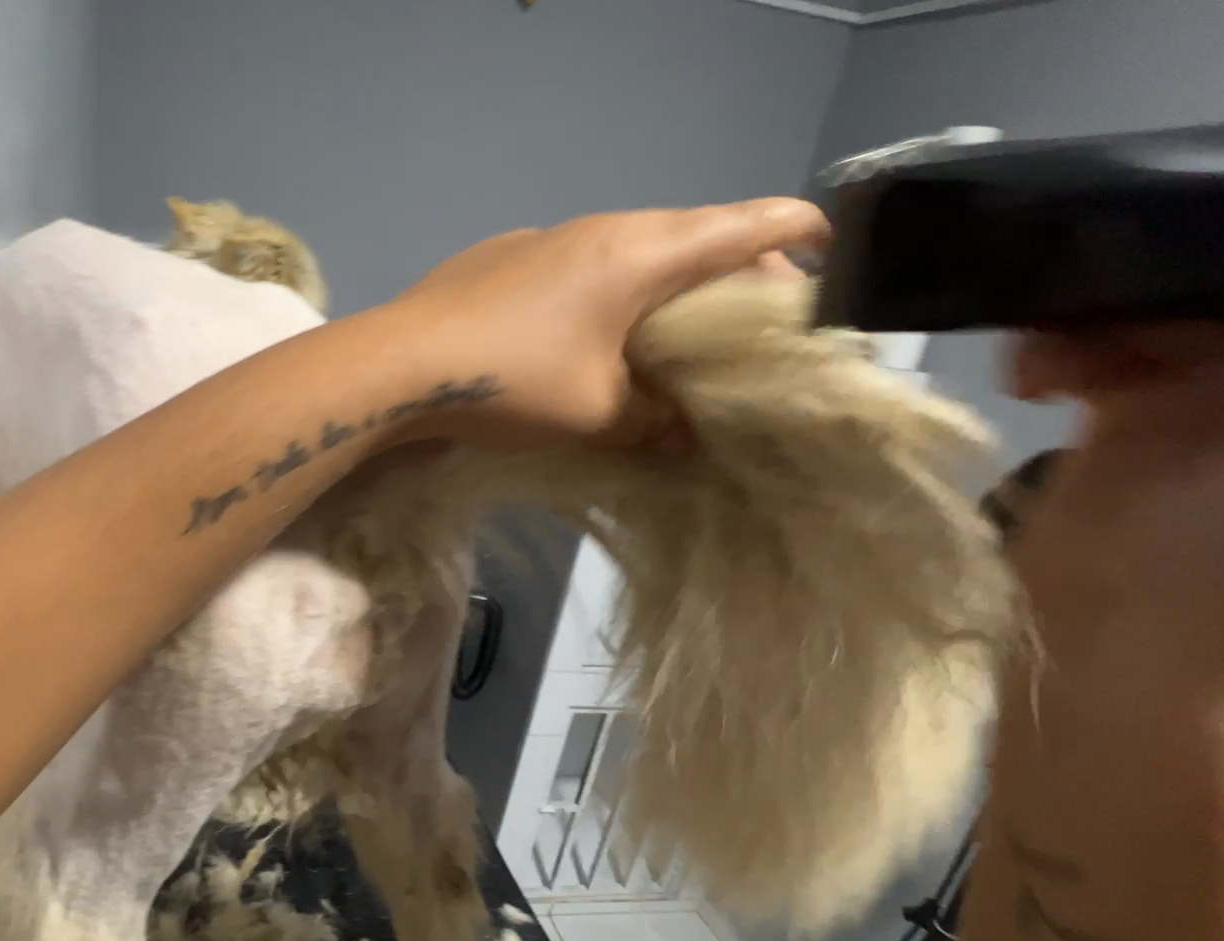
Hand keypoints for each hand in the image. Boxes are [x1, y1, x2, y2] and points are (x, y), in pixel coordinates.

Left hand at [373, 199, 827, 449]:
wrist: (398, 365)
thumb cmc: (510, 382)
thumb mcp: (596, 413)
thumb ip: (654, 420)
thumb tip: (684, 432)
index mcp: (638, 253)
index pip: (742, 225)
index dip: (793, 233)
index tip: (825, 248)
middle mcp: (595, 229)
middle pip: (689, 233)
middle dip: (730, 269)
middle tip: (750, 315)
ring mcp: (540, 240)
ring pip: (628, 249)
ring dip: (661, 282)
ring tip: (674, 326)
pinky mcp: (499, 260)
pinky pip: (576, 267)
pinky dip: (605, 291)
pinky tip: (590, 332)